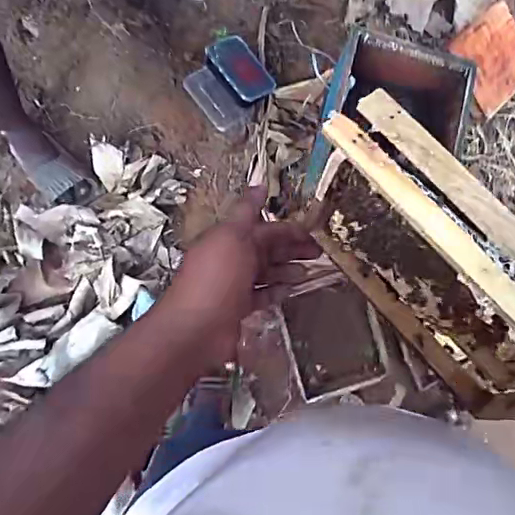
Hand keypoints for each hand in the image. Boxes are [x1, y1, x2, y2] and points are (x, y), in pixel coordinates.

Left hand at [159, 187, 319, 363]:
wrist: (195, 329)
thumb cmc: (214, 279)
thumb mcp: (231, 237)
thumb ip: (247, 212)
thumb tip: (259, 186)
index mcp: (228, 238)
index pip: (263, 228)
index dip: (288, 228)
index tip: (313, 230)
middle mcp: (230, 259)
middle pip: (266, 249)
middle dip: (292, 248)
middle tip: (319, 252)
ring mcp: (234, 285)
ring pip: (266, 272)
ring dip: (287, 269)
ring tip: (309, 271)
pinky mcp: (238, 308)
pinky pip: (262, 295)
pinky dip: (277, 291)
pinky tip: (292, 290)